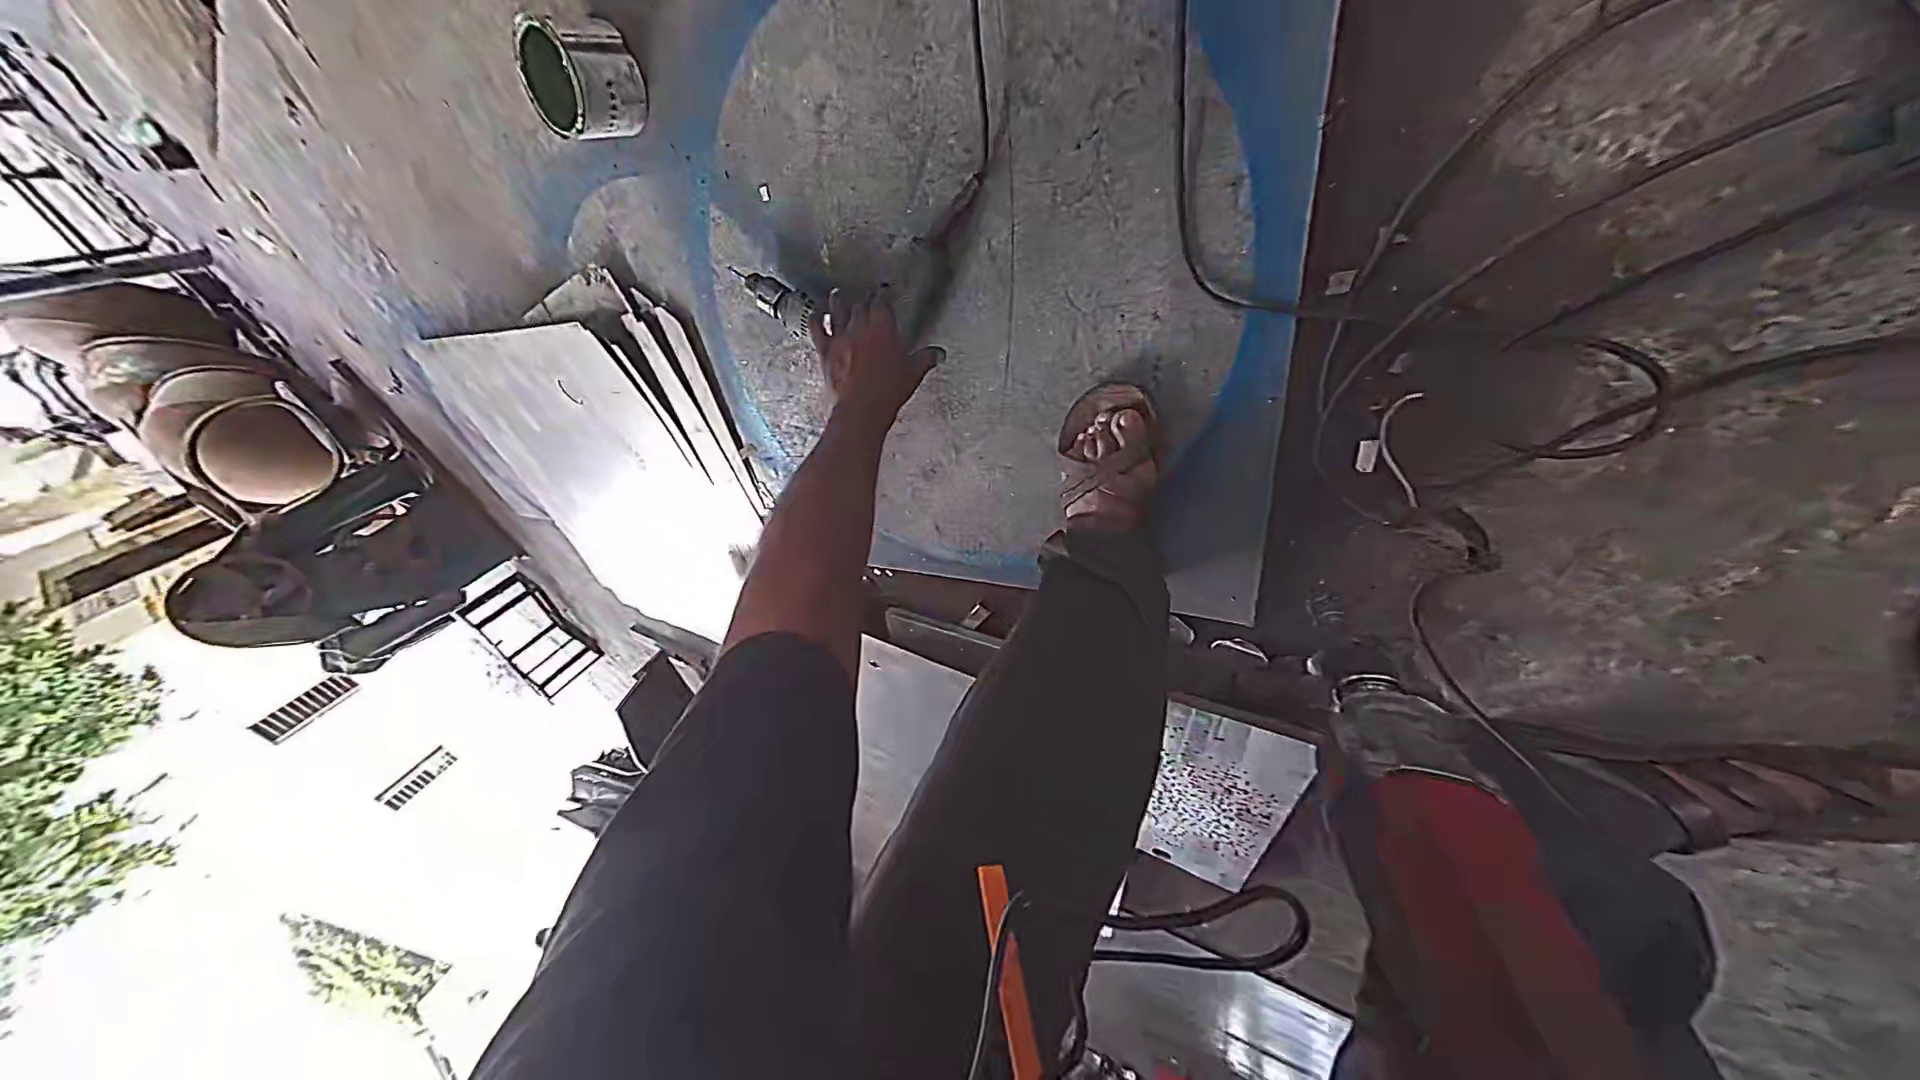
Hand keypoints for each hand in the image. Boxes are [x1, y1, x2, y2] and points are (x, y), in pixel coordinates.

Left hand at [809, 285, 940, 433]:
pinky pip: (817, 327)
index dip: (884, 294)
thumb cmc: (887, 391)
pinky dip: (816, 317)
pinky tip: (817, 313)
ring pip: (837, 309)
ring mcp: (841, 337)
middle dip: (864, 298)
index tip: (886, 292)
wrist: (861, 408)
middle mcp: (860, 328)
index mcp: (883, 328)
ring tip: (839, 293)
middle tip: (867, 297)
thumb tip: (938, 354)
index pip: (882, 301)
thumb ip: (925, 359)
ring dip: (839, 300)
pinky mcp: (826, 350)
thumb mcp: (913, 373)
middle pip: (860, 303)